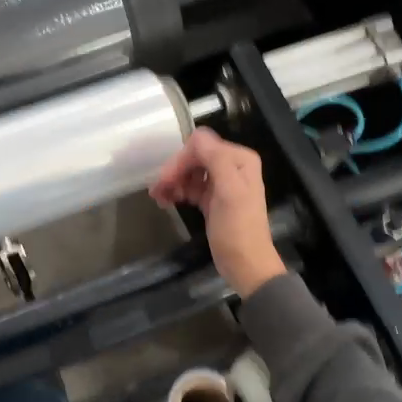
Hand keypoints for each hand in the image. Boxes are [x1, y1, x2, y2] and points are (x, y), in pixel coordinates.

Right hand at [150, 129, 286, 296]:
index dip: (181, 159)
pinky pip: (191, 186)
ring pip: (190, 171)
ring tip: (158, 198)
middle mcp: (232, 165)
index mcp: (239, 159)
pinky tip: (167, 201)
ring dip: (172, 181)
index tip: (166, 179)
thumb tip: (197, 136)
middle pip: (194, 157)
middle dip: (174, 171)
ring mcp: (222, 182)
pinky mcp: (213, 198)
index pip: (201, 144)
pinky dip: (178, 191)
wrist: (245, 265)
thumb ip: (216, 160)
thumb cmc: (238, 229)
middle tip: (156, 191)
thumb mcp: (229, 192)